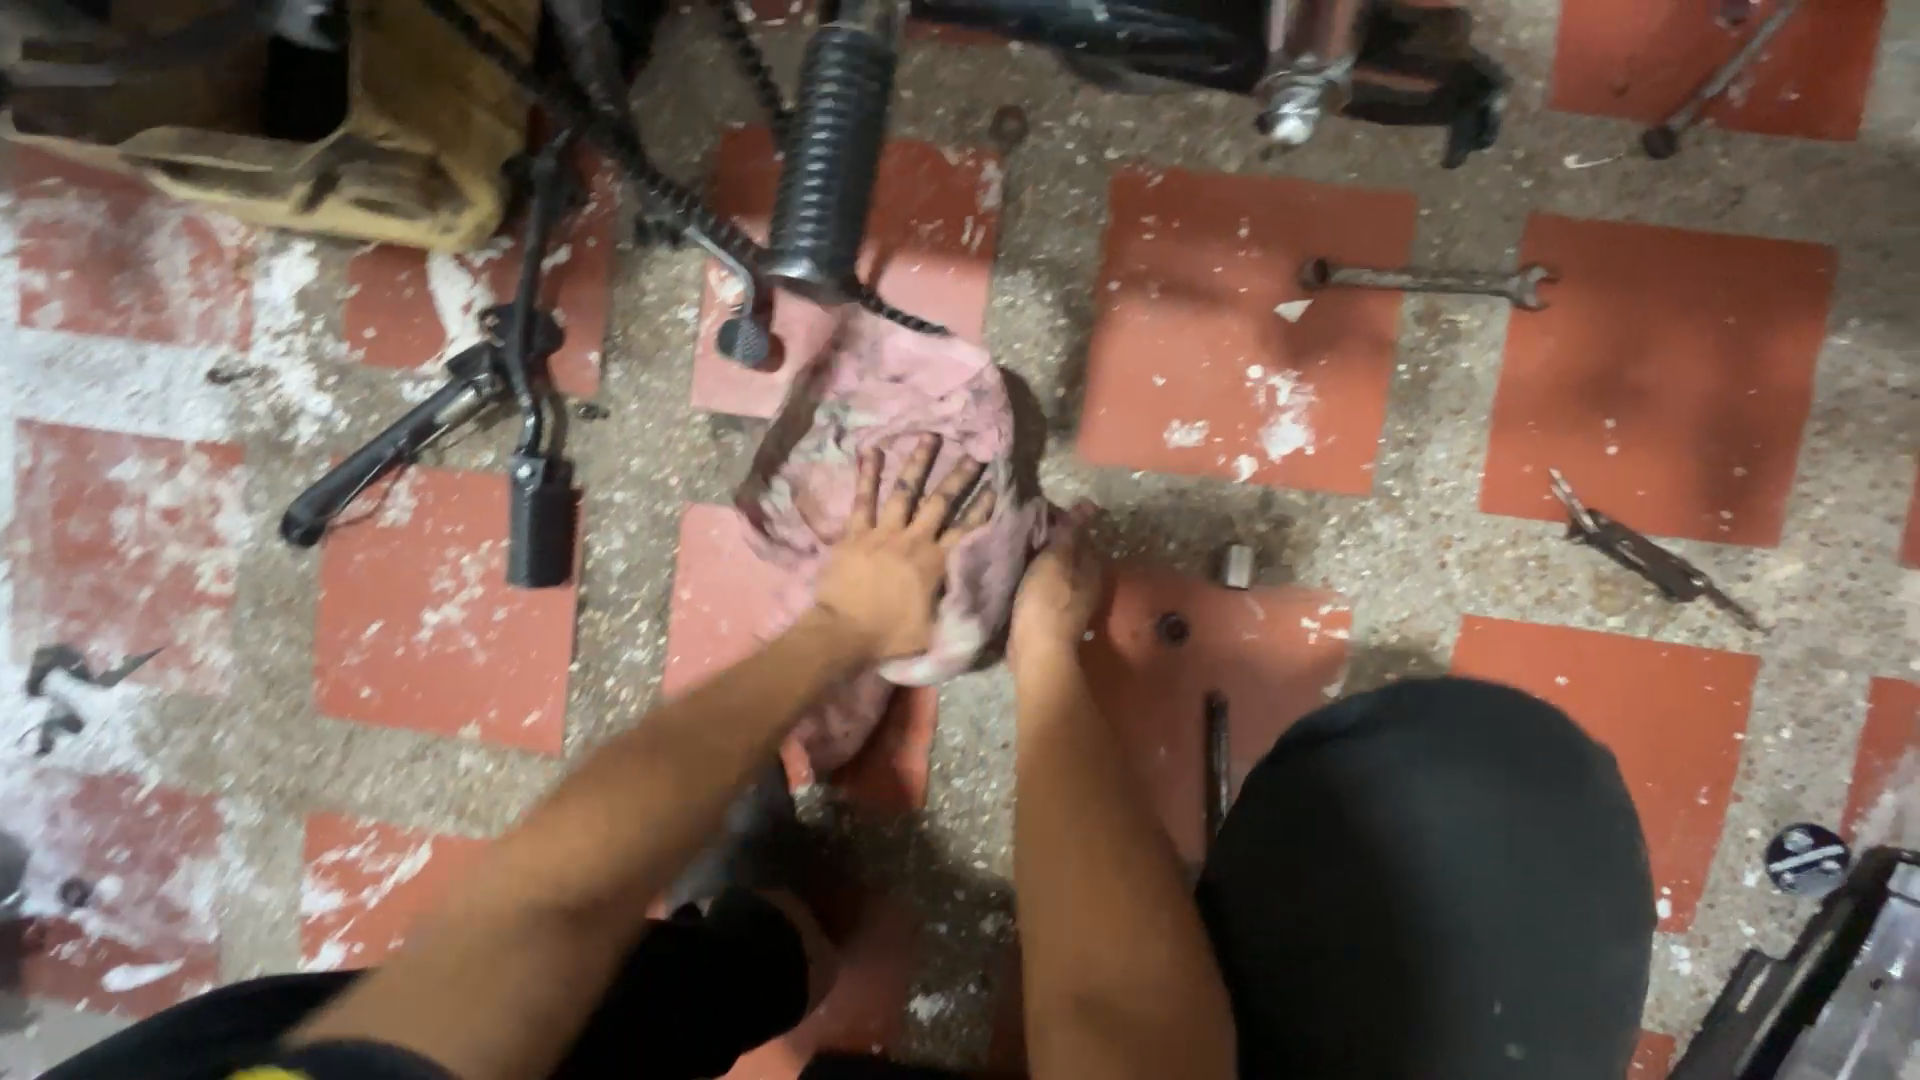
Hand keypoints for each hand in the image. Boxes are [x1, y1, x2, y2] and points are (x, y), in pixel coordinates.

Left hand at [812, 435, 996, 661]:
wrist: (844, 632)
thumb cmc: (891, 636)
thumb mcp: (935, 628)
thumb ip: (955, 604)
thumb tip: (975, 590)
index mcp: (936, 563)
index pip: (967, 528)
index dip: (984, 506)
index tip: (996, 484)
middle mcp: (914, 540)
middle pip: (941, 501)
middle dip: (960, 475)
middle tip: (974, 452)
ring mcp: (883, 533)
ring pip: (904, 491)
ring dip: (918, 463)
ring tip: (929, 437)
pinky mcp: (855, 533)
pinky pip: (862, 499)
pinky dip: (867, 475)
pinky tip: (871, 451)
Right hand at [1009, 501, 1102, 677]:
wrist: (1036, 650)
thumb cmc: (1047, 600)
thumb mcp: (1057, 559)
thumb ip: (1071, 532)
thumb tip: (1090, 504)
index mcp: (1090, 566)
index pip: (1078, 534)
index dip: (1058, 521)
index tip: (1033, 513)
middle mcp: (1085, 582)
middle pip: (1067, 553)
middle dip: (1048, 541)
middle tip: (1019, 528)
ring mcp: (1069, 601)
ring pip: (1054, 570)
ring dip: (1039, 560)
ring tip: (1015, 547)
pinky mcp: (1051, 614)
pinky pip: (1043, 586)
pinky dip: (1032, 578)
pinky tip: (1016, 573)